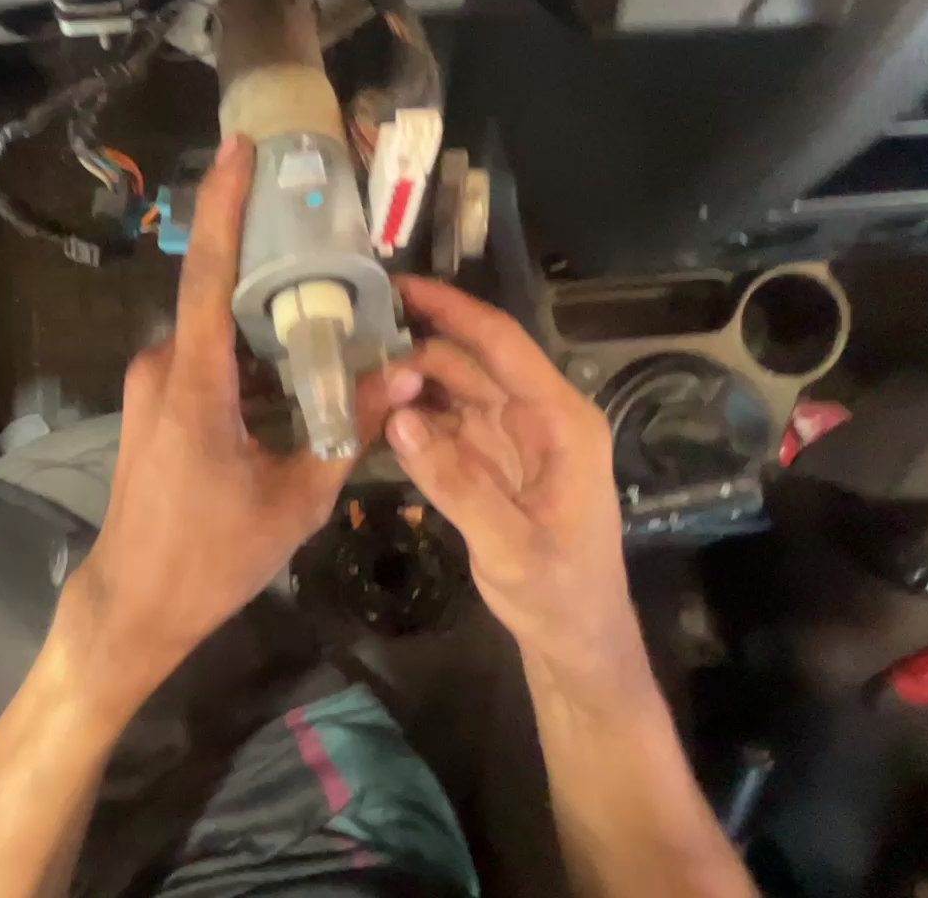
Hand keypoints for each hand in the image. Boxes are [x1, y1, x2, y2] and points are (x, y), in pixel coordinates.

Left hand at [54, 136, 416, 719]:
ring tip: (323, 308)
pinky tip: (290, 365)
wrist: (136, 600)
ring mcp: (150, 385)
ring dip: (261, 318)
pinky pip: (203, 358)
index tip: (239, 148)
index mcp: (193, 381)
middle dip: (266, 262)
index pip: (207, 273)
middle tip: (323, 237)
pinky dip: (245, 353)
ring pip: (213, 330)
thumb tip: (406, 377)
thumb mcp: (295, 497)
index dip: (223, 205)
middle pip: (217, 295)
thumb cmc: (211, 556)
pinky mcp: (152, 404)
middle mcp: (162, 367)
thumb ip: (348, 430)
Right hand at [382, 277, 646, 703]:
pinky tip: (373, 417)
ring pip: (452, 391)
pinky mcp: (488, 461)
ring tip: (353, 379)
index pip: (503, 346)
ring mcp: (510, 440)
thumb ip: (456, 483)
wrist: (575, 639)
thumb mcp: (510, 546)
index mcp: (561, 423)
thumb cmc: (559, 594)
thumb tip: (398, 418)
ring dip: (409, 384)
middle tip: (352, 350)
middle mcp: (536, 418)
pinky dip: (411, 418)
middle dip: (415, 351)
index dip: (454, 312)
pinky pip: (443, 425)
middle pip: (469, 364)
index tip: (401, 288)